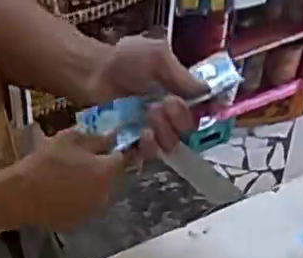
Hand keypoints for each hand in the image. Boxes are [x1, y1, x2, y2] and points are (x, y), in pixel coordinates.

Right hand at [13, 129, 124, 230]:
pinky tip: (62, 195)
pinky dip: (77, 202)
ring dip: (90, 188)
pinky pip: (82, 209)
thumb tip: (113, 137)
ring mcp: (90, 213)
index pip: (121, 159)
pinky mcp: (76, 224)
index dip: (113, 151)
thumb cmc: (47, 161)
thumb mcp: (71, 138)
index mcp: (106, 173)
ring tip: (71, 179)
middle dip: (102, 170)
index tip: (104, 146)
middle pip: (110, 180)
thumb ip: (97, 138)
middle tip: (83, 162)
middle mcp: (104, 196)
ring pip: (96, 196)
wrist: (22, 195)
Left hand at [87, 36, 204, 155]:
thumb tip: (206, 90)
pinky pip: (150, 154)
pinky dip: (150, 146)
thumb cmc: (126, 60)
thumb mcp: (158, 57)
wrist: (96, 75)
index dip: (203, 111)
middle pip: (187, 130)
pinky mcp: (135, 145)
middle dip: (179, 118)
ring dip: (164, 131)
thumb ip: (181, 76)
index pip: (199, 109)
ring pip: (171, 144)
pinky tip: (143, 133)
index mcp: (178, 93)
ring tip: (149, 115)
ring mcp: (152, 131)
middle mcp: (168, 114)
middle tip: (164, 104)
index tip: (197, 104)